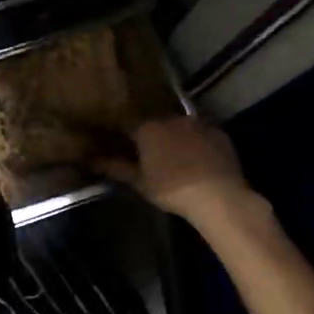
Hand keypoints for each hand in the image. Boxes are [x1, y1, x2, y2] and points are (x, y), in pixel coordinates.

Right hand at [96, 117, 255, 222]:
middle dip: (151, 136)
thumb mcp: (140, 182)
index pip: (128, 126)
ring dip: (175, 138)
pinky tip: (198, 160)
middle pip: (156, 124)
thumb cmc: (170, 189)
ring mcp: (198, 123)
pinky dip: (197, 143)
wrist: (216, 194)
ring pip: (180, 127)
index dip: (122, 135)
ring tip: (175, 157)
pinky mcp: (219, 133)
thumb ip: (117, 168)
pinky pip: (202, 134)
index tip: (119, 144)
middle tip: (149, 155)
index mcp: (148, 129)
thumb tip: (93, 161)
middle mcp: (172, 119)